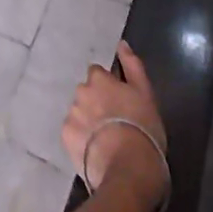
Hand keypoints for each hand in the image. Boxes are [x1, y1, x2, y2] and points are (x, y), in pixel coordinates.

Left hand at [61, 41, 168, 203]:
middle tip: (115, 122)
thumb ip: (133, 66)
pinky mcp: (65, 136)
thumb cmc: (143, 128)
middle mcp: (80, 92)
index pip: (98, 75)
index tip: (120, 102)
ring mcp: (71, 114)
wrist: (128, 167)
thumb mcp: (146, 94)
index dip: (109, 87)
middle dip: (97, 103)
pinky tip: (97, 151)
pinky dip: (82, 139)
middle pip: (87, 93)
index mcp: (98, 80)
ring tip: (108, 140)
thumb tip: (121, 44)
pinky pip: (74, 133)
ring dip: (89, 121)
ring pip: (79, 112)